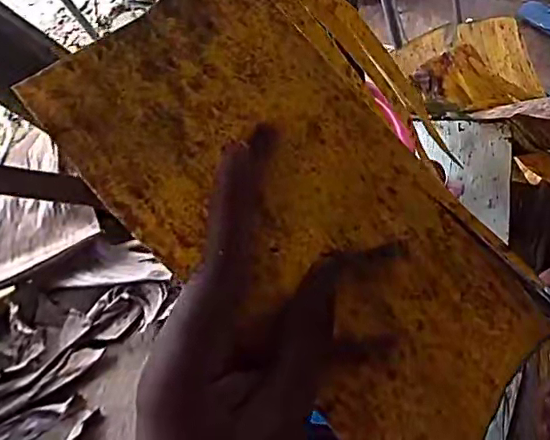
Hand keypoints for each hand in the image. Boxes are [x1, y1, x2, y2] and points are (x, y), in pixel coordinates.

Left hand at [137, 127, 358, 439]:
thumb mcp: (274, 422)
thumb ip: (302, 346)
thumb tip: (328, 269)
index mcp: (189, 353)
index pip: (220, 262)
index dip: (232, 201)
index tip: (238, 147)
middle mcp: (191, 333)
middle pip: (237, 256)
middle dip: (259, 199)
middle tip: (270, 137)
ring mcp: (205, 341)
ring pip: (258, 282)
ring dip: (299, 258)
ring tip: (330, 216)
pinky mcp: (223, 353)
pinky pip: (266, 316)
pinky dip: (305, 313)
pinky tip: (360, 321)